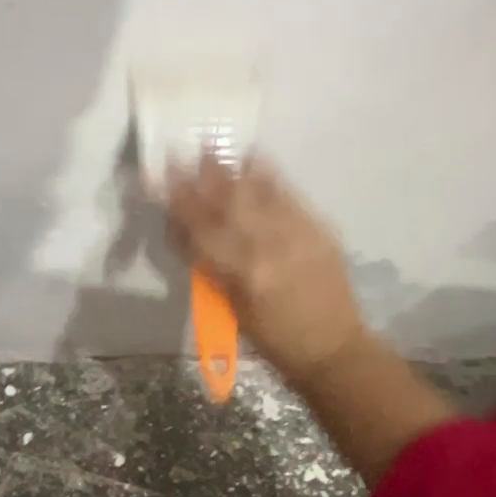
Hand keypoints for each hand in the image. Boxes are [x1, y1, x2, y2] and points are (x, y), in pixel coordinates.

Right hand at [163, 155, 367, 387]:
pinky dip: (269, 176)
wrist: (333, 350)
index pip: (203, 230)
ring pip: (260, 193)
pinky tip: (254, 158)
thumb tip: (181, 230)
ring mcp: (299, 235)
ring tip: (215, 146)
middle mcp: (271, 248)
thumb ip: (207, 266)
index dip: (180, 202)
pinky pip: (290, 196)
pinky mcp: (320, 230)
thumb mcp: (230, 308)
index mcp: (244, 274)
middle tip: (184, 151)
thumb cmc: (272, 340)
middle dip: (204, 176)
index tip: (161, 177)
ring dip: (234, 169)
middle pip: (230, 204)